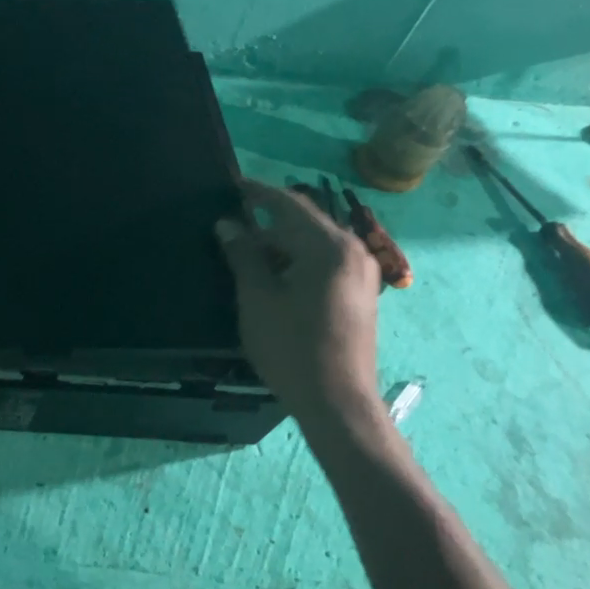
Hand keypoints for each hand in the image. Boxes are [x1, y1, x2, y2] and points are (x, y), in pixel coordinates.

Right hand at [215, 179, 382, 421]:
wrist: (338, 404)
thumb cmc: (293, 347)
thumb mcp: (257, 298)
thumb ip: (243, 254)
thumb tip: (227, 224)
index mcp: (329, 247)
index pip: (289, 204)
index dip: (257, 192)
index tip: (230, 185)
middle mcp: (353, 252)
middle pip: (304, 222)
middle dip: (267, 220)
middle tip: (230, 223)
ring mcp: (361, 274)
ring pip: (314, 242)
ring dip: (281, 242)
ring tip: (244, 250)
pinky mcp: (360, 294)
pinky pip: (325, 260)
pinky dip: (298, 258)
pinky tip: (272, 273)